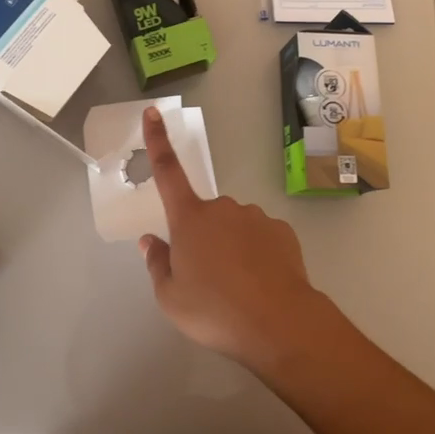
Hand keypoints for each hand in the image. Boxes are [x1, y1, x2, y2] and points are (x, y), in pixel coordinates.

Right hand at [138, 105, 337, 373]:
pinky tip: (261, 285)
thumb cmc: (214, 310)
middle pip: (205, 217)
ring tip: (238, 290)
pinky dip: (258, 257)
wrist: (277, 322)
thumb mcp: (171, 297)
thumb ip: (158, 264)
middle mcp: (222, 208)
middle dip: (204, 239)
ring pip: (235, 228)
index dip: (158, 141)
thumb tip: (152, 241)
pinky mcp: (282, 231)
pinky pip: (261, 240)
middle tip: (208, 281)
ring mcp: (255, 216)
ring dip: (232, 249)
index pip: (168, 171)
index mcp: (190, 218)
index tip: (153, 111)